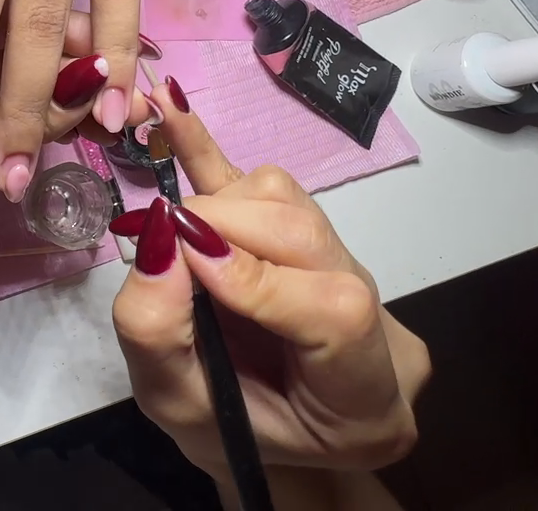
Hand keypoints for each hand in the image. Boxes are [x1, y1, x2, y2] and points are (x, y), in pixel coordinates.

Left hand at [0, 10, 106, 306]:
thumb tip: (100, 75)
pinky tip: (93, 135)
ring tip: (121, 124)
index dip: (66, 34)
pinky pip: (19, 116)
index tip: (120, 59)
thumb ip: (22, 114)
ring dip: (70, 102)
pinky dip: (51, 126)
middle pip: (23, 47)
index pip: (4, 14)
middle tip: (130, 103)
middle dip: (76, 73)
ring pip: (26, 82)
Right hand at [111, 81, 430, 480]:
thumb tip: (158, 236)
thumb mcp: (170, 404)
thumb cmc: (218, 431)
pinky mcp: (312, 232)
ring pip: (290, 201)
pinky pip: (266, 181)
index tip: (183, 255)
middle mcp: (380, 326)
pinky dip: (210, 148)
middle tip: (158, 237)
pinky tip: (171, 106)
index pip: (335, 311)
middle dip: (221, 224)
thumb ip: (156, 331)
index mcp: (366, 399)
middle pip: (307, 237)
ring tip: (177, 233)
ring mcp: (354, 270)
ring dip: (218, 204)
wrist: (253, 431)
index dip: (256, 275)